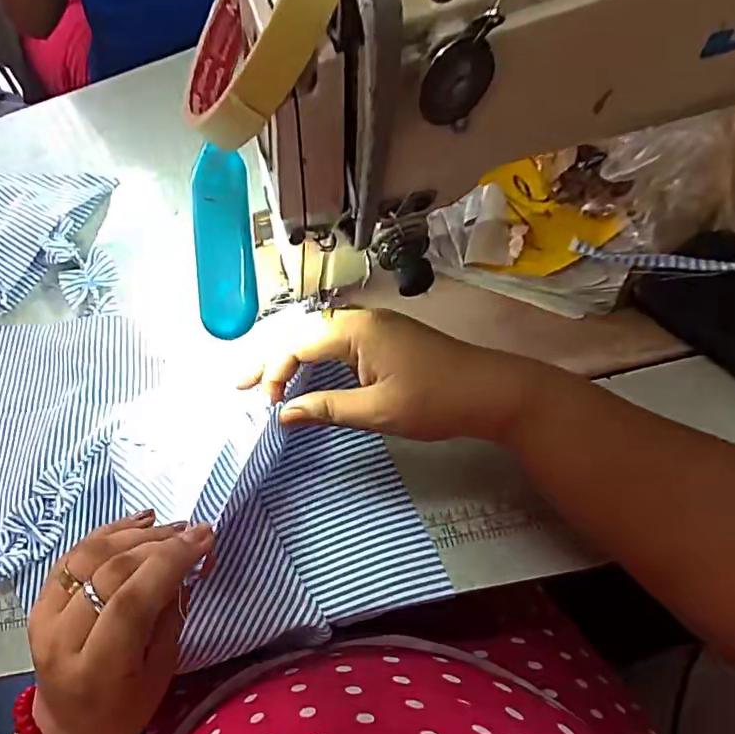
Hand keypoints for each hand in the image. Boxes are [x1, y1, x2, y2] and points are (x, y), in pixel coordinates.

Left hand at [26, 511, 214, 733]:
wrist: (68, 729)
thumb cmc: (124, 711)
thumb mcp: (160, 672)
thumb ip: (169, 616)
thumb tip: (183, 565)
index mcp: (96, 669)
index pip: (133, 601)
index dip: (170, 562)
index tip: (204, 537)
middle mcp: (62, 639)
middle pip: (111, 572)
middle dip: (158, 544)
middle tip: (193, 531)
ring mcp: (44, 617)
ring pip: (90, 556)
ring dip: (134, 534)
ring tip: (169, 527)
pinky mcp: (38, 602)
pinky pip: (74, 555)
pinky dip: (108, 533)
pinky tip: (138, 523)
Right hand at [240, 308, 557, 441]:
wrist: (493, 392)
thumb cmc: (436, 401)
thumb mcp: (377, 411)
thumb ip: (327, 409)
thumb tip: (285, 414)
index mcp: (356, 330)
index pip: (299, 346)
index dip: (276, 374)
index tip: (268, 406)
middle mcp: (362, 320)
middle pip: (304, 335)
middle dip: (272, 360)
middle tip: (241, 385)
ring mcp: (376, 327)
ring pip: (321, 339)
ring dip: (293, 360)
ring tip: (266, 382)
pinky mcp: (386, 339)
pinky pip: (339, 345)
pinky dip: (317, 362)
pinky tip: (308, 378)